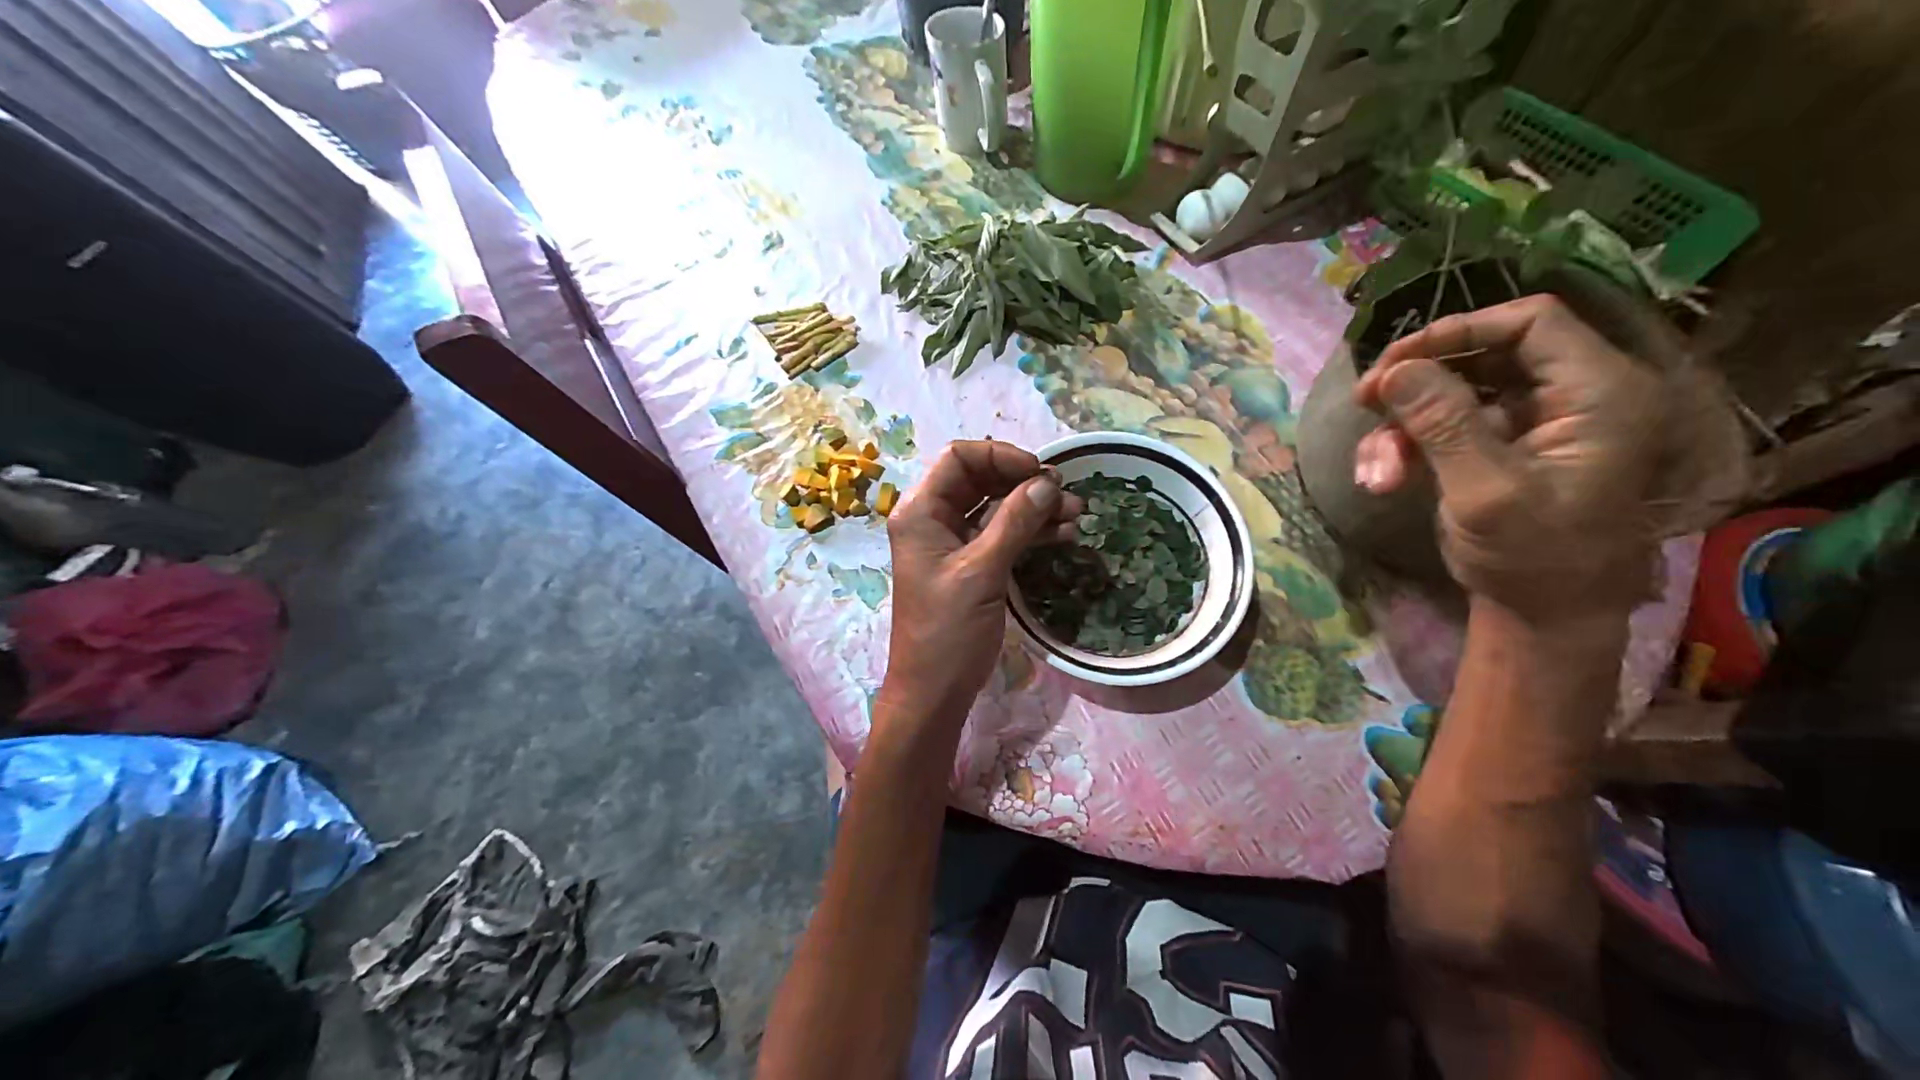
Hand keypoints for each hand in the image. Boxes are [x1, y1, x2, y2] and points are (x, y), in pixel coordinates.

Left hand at [879, 441, 1080, 727]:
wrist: (933, 692)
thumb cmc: (948, 632)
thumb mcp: (982, 572)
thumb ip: (1015, 522)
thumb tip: (1048, 483)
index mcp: (920, 512)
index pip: (959, 458)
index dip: (1001, 456)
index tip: (1041, 474)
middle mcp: (932, 519)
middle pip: (980, 479)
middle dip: (1024, 483)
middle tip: (1066, 496)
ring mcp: (950, 542)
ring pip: (995, 507)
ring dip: (1034, 507)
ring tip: (1076, 516)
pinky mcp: (969, 564)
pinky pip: (1000, 534)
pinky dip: (1029, 531)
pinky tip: (1063, 535)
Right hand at [1353, 295, 1663, 623]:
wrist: (1540, 613)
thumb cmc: (1532, 557)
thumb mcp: (1485, 491)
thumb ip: (1444, 425)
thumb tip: (1394, 370)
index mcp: (1597, 394)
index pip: (1532, 323)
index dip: (1460, 330)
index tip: (1397, 362)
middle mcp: (1570, 395)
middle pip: (1484, 352)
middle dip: (1418, 378)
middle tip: (1364, 400)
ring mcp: (1532, 421)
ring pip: (1453, 390)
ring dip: (1403, 423)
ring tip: (1373, 467)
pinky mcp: (1498, 444)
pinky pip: (1444, 422)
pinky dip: (1407, 444)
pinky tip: (1381, 477)